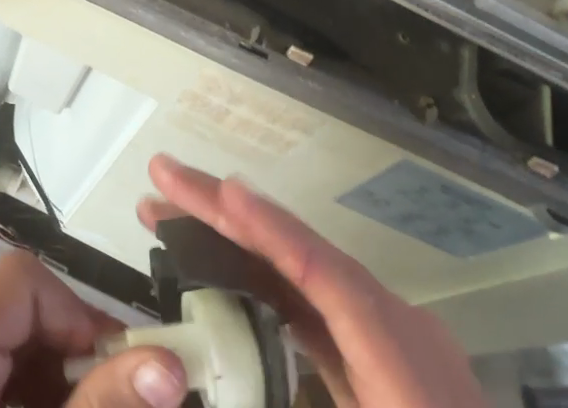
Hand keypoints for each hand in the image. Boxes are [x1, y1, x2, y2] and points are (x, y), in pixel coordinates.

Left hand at [0, 249, 187, 407]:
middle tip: (114, 399)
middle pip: (14, 310)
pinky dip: (19, 391)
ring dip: (49, 376)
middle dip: (70, 355)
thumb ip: (100, 407)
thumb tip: (168, 365)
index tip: (118, 367)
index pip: (23, 283)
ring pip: (1, 337)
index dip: (78, 316)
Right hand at [138, 155, 486, 407]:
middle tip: (163, 181)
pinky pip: (315, 302)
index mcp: (404, 371)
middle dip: (233, 214)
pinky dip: (266, 276)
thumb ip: (300, 396)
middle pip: (308, 257)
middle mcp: (401, 334)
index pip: (331, 283)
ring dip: (240, 240)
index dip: (276, 234)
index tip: (226, 192)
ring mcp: (393, 341)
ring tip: (174, 216)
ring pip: (306, 274)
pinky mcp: (382, 357)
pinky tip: (227, 268)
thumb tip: (225, 379)